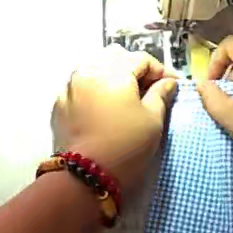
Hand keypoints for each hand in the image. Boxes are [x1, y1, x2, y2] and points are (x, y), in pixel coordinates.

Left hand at [54, 47, 179, 198]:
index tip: (172, 86)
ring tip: (126, 95)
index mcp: (114, 71)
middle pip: (115, 57)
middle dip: (134, 68)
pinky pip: (80, 85)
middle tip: (149, 88)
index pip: (141, 58)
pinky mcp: (60, 103)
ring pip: (94, 67)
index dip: (161, 70)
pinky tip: (105, 106)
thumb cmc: (126, 145)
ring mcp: (70, 86)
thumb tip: (168, 83)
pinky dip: (95, 89)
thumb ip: (161, 95)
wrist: (86, 175)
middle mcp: (88, 70)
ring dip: (113, 75)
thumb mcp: (153, 120)